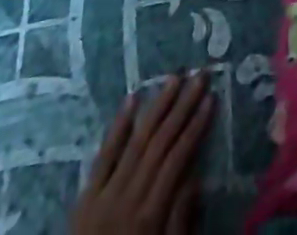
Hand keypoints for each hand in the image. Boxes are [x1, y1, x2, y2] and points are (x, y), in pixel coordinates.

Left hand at [71, 71, 212, 234]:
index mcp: (150, 216)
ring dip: (156, 107)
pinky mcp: (85, 195)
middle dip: (181, 107)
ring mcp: (103, 194)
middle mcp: (127, 197)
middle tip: (198, 76)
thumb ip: (179, 221)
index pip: (177, 159)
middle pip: (159, 142)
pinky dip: (117, 127)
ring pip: (135, 141)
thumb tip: (195, 177)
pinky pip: (103, 155)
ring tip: (173, 79)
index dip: (195, 127)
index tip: (210, 99)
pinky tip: (131, 99)